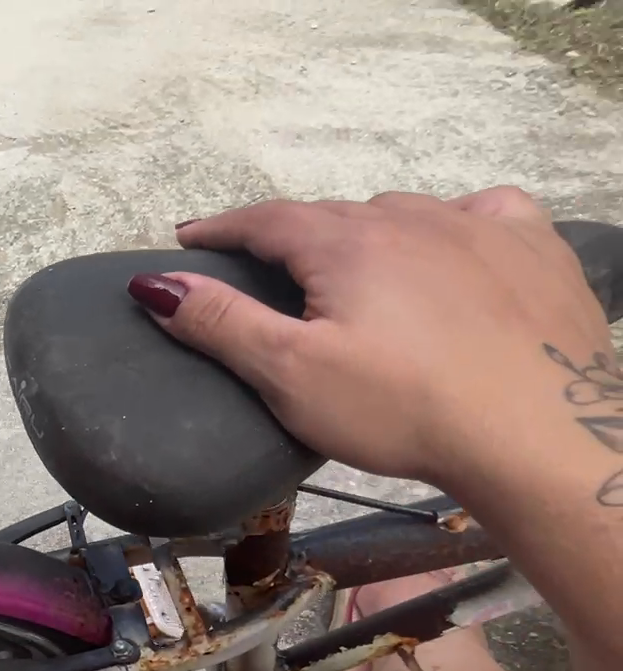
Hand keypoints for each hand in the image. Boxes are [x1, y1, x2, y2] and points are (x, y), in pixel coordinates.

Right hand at [126, 188, 614, 489]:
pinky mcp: (539, 254)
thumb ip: (219, 322)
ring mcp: (486, 230)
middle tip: (250, 262)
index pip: (269, 220)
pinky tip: (443, 242)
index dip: (220, 227)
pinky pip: (482, 213)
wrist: (540, 436)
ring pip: (399, 212)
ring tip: (334, 263)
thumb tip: (154, 283)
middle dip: (281, 233)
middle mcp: (418, 219)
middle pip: (330, 215)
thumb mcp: (286, 370)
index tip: (185, 236)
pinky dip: (443, 222)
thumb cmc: (396, 406)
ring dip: (353, 230)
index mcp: (351, 245)